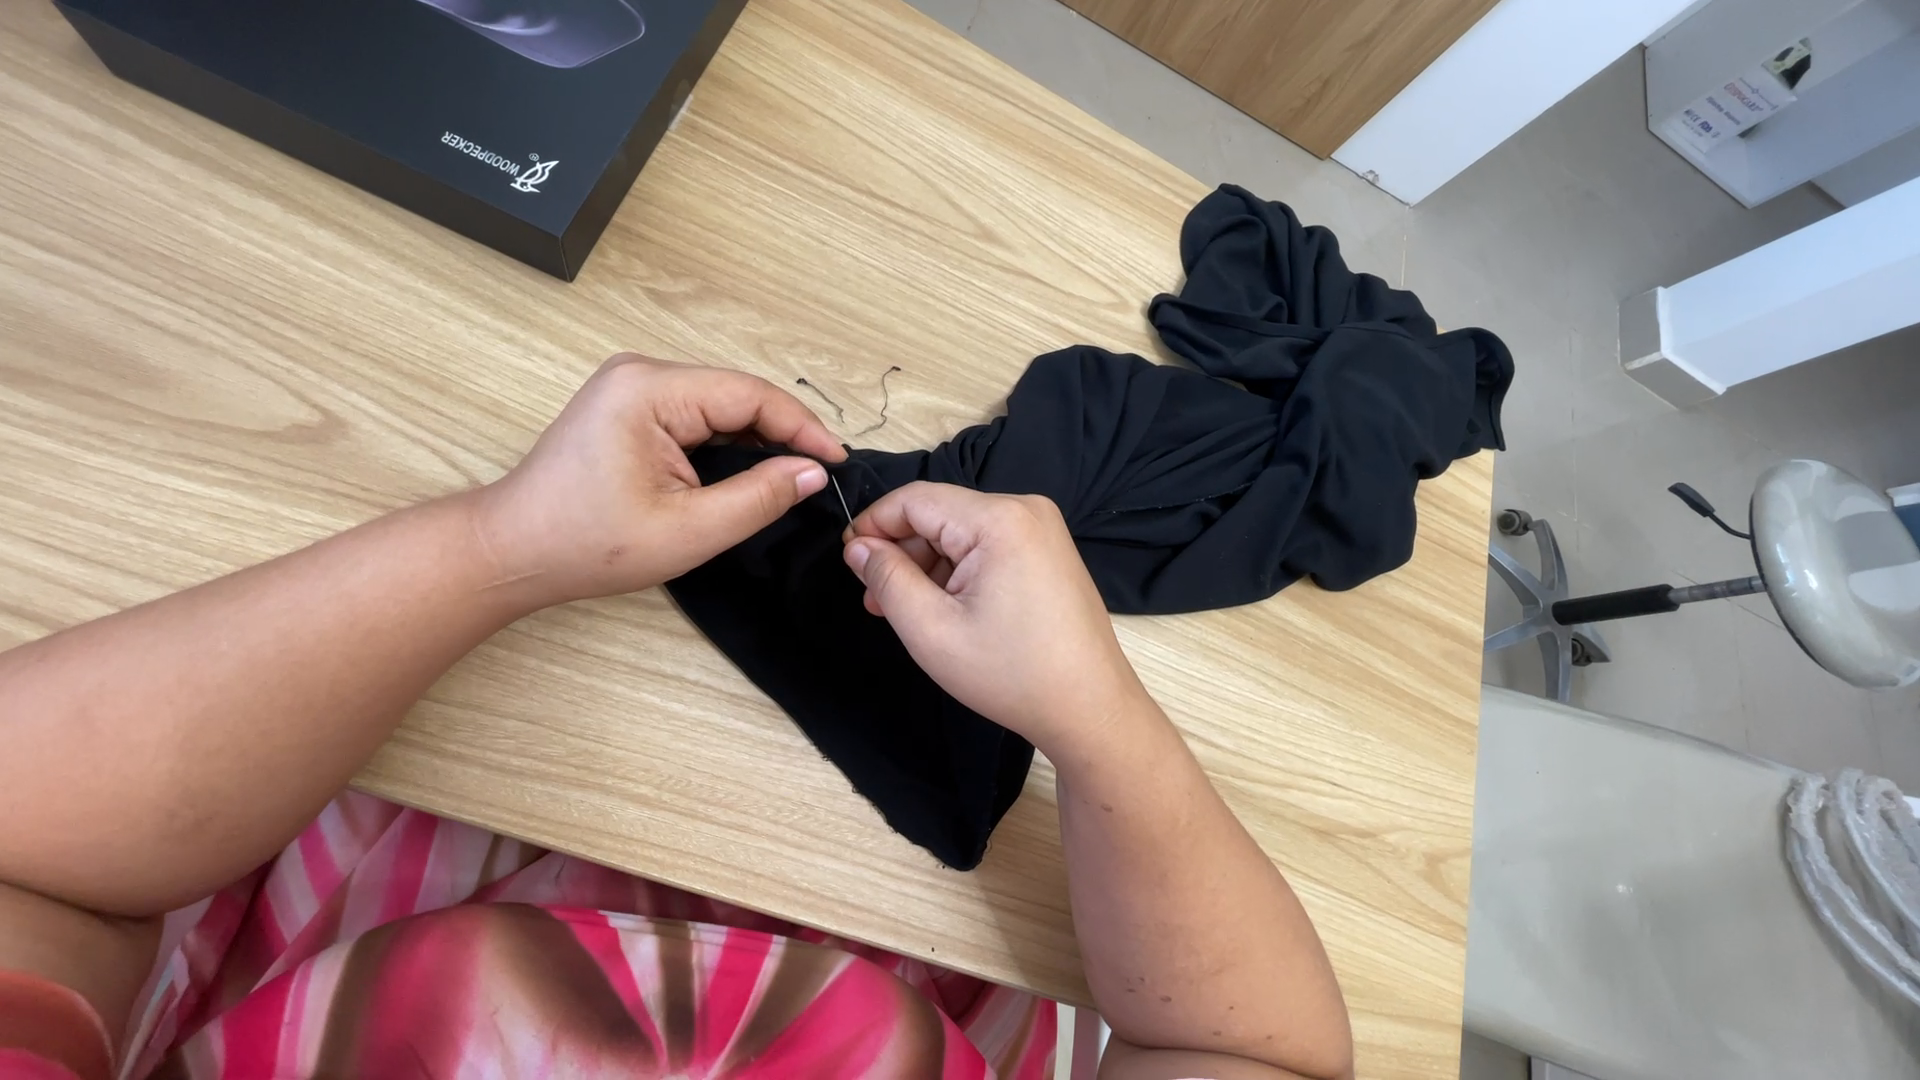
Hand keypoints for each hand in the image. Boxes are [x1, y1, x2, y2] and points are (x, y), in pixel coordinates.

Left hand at [474, 354, 845, 606]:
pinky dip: (731, 442)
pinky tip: (751, 469)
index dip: (802, 427)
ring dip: (759, 438)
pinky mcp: (632, 405)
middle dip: (784, 433)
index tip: (836, 462)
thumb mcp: (691, 530)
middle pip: (738, 395)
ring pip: (722, 405)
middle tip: (820, 472)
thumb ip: (760, 497)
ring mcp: (634, 386)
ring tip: (794, 473)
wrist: (515, 549)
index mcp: (650, 391)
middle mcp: (641, 373)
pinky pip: (699, 414)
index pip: (750, 395)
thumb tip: (814, 472)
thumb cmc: (589, 544)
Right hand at [842, 483, 1151, 754]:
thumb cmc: (1011, 674)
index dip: (873, 523)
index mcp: (1000, 519)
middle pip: (940, 513)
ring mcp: (1042, 530)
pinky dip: (958, 569)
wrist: (1090, 708)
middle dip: (902, 551)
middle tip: (874, 597)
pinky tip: (941, 606)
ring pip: (962, 531)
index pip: (915, 498)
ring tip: (902, 610)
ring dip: (928, 564)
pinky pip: (987, 545)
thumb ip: (887, 579)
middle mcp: (1026, 510)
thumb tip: (858, 545)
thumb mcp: (931, 630)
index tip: (848, 559)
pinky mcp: (1048, 551)